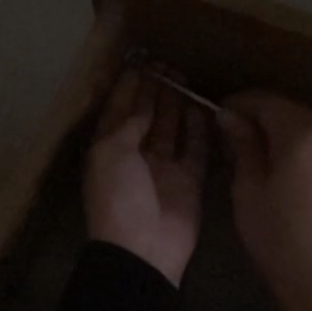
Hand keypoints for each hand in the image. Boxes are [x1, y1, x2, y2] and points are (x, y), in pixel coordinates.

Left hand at [84, 70, 209, 286]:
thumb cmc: (118, 197)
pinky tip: (204, 106)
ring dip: (176, 104)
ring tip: (186, 77)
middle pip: (145, 117)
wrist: (142, 248)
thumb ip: (128, 124)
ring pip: (170, 128)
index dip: (129, 87)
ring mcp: (163, 169)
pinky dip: (199, 129)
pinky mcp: (188, 181)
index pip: (118, 111)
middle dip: (154, 91)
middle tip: (169, 64)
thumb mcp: (111, 153)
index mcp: (108, 150)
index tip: (143, 61)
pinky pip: (195, 149)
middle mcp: (134, 156)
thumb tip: (143, 106)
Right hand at [219, 92, 311, 310]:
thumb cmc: (274, 236)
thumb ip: (242, 145)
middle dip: (265, 117)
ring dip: (288, 135)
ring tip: (265, 157)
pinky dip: (309, 154)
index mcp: (302, 136)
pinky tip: (294, 178)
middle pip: (294, 113)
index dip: (241, 103)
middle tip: (238, 134)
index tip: (222, 112)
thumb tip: (232, 116)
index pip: (268, 102)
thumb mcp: (247, 189)